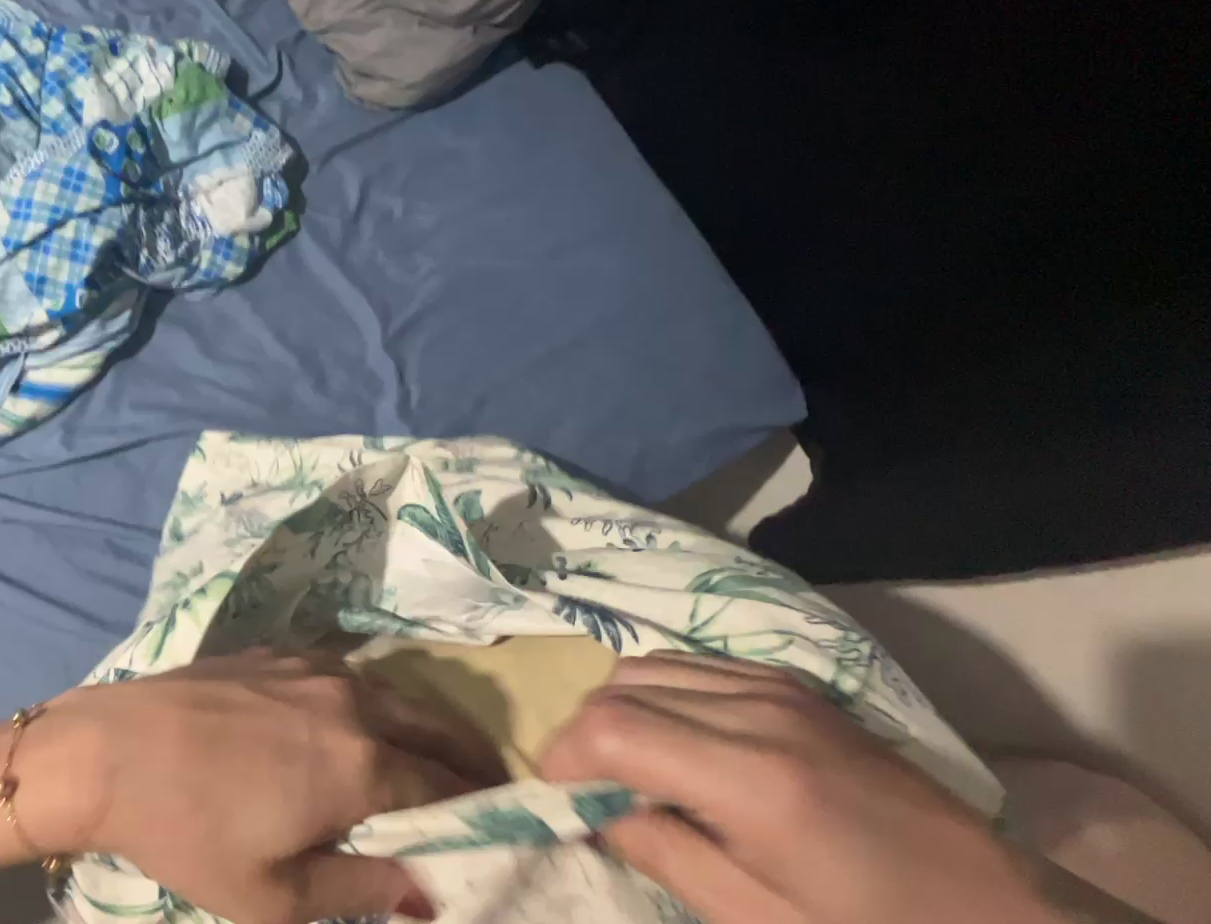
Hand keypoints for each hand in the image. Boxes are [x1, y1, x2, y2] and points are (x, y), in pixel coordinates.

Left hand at [26, 649, 503, 923]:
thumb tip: (424, 891)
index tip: (504, 812)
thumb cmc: (191, 831)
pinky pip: (348, 672)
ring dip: (422, 719)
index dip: (478, 801)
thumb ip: (360, 891)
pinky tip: (361, 714)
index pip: (443, 783)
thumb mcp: (274, 896)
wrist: (113, 748)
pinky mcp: (279, 650)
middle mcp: (351, 703)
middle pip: (431, 724)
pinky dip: (375, 696)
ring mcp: (314, 667)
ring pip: (393, 691)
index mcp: (360, 764)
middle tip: (486, 775)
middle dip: (467, 752)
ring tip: (431, 746)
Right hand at [538, 652, 1063, 923]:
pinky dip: (657, 694)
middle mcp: (759, 708)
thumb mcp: (761, 923)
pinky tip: (677, 742)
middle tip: (592, 794)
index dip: (562, 758)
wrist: (1006, 914)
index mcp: (754, 778)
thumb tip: (587, 809)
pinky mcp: (791, 682)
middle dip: (584, 737)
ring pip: (647, 666)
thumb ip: (661, 853)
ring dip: (617, 710)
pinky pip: (689, 665)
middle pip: (620, 686)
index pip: (612, 727)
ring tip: (632, 769)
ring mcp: (777, 685)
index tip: (557, 801)